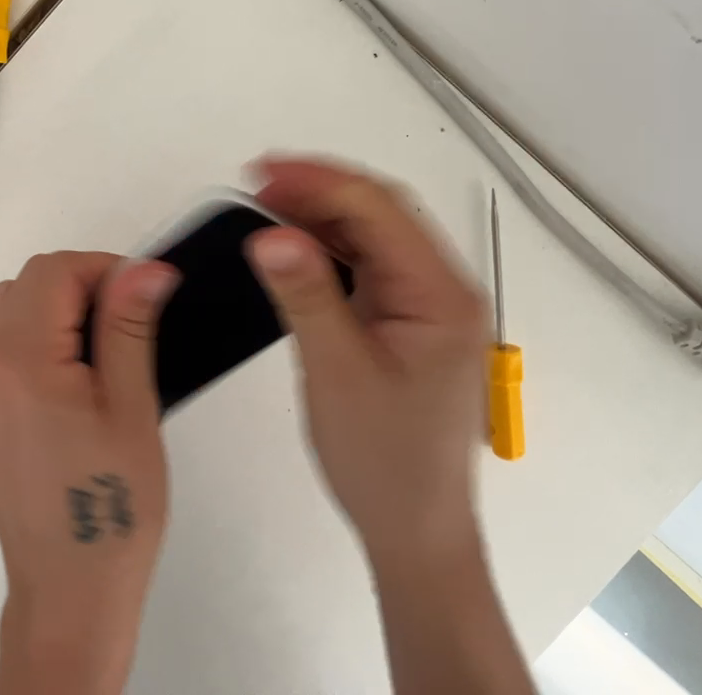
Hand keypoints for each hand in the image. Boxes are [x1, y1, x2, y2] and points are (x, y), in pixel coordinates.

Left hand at [0, 251, 179, 694]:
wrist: (68, 589)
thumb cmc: (112, 503)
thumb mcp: (131, 409)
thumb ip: (129, 328)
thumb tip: (146, 267)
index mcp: (21, 358)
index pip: (56, 271)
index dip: (108, 269)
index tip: (149, 296)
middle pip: (30, 281)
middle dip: (84, 282)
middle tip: (134, 322)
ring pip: (12, 304)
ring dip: (58, 304)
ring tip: (107, 346)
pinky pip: (0, 337)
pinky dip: (35, 329)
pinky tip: (72, 367)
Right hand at [245, 156, 489, 561]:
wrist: (416, 528)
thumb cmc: (382, 458)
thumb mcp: (337, 372)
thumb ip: (306, 296)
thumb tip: (270, 233)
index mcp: (441, 295)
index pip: (379, 210)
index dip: (319, 181)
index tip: (260, 172)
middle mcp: (443, 290)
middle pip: (382, 214)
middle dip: (321, 189)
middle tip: (258, 184)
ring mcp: (427, 307)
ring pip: (374, 237)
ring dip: (323, 216)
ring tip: (267, 207)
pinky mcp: (407, 323)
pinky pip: (368, 267)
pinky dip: (329, 248)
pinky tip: (294, 247)